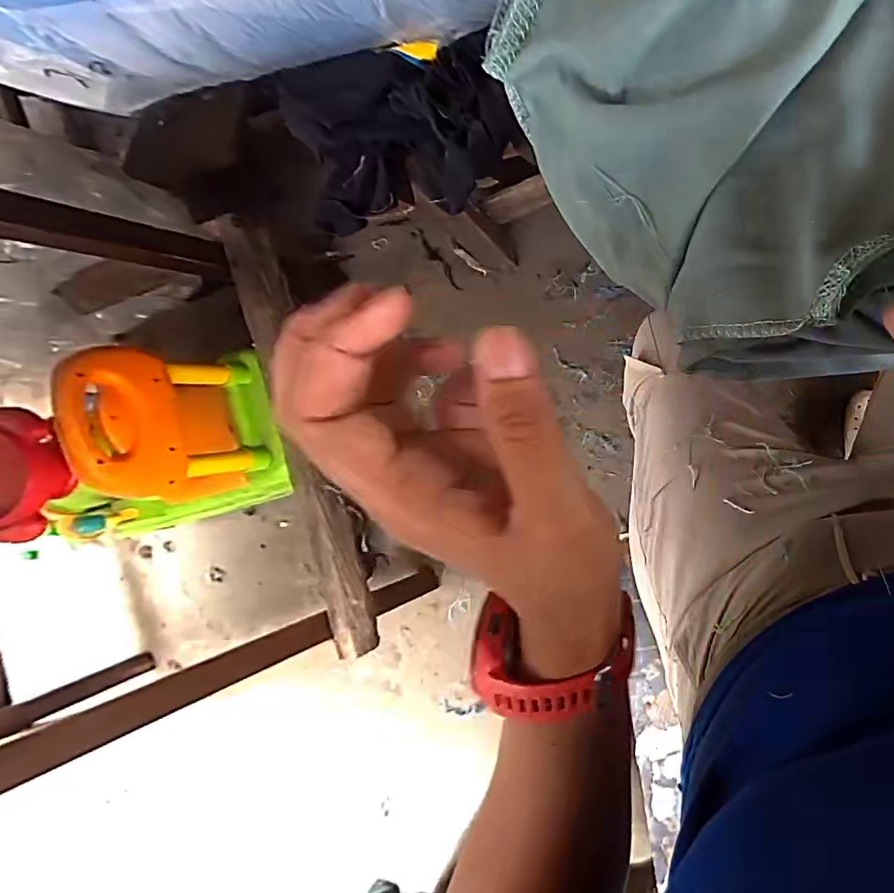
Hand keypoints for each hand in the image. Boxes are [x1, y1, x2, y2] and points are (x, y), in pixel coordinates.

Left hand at [272, 285, 621, 678]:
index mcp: (397, 490)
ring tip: (410, 307)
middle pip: (319, 399)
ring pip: (359, 392)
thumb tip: (497, 337)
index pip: (321, 417)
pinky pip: (416, 394)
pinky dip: (426, 362)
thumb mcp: (551, 503)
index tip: (394, 304)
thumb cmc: (560, 566)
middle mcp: (391, 470)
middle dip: (331, 337)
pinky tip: (461, 356)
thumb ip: (524, 426)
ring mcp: (418, 458)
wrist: (574, 600)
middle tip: (382, 292)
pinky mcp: (449, 447)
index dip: (337, 351)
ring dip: (369, 343)